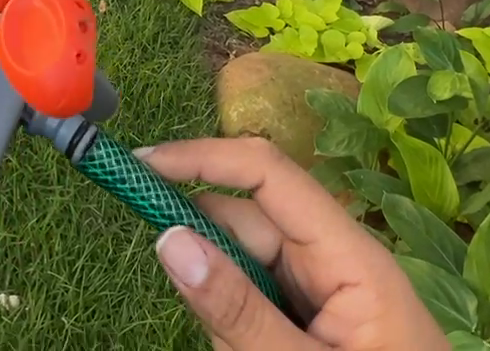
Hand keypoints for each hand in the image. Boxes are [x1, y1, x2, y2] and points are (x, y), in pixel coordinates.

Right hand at [139, 138, 448, 350]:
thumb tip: (167, 237)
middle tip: (222, 340)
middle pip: (243, 224)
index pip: (267, 172)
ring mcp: (321, 290)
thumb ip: (239, 312)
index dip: (202, 156)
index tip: (140, 165)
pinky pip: (251, 302)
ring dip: (226, 317)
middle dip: (211, 268)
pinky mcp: (311, 319)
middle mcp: (332, 258)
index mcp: (350, 255)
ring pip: (238, 267)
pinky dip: (237, 333)